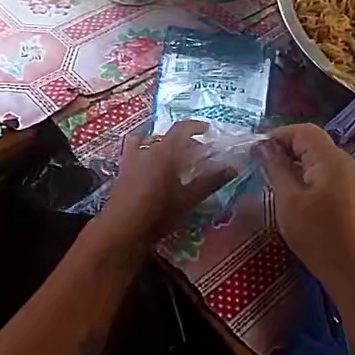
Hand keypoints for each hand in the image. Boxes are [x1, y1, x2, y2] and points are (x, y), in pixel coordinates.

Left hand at [91, 120, 233, 246]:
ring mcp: (131, 159)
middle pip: (167, 136)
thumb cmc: (159, 213)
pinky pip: (134, 152)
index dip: (195, 126)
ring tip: (172, 158)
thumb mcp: (188, 199)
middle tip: (196, 154)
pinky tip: (149, 167)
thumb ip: (210, 182)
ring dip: (162, 145)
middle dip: (183, 142)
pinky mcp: (121, 171)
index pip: (181, 128)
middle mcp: (147, 149)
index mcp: (165, 152)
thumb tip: (233, 168)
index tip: (207, 130)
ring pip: (149, 142)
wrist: (122, 229)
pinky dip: (145, 152)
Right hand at [256, 124, 354, 280]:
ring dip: (291, 160)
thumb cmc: (316, 232)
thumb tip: (263, 146)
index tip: (253, 150)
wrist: (349, 266)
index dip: (277, 135)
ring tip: (268, 175)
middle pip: (310, 140)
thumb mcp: (288, 199)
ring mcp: (344, 176)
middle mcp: (340, 160)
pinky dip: (301, 173)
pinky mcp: (343, 191)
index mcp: (329, 157)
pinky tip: (286, 189)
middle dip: (283, 146)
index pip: (302, 130)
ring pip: (314, 156)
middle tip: (257, 162)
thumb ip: (275, 167)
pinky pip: (320, 170)